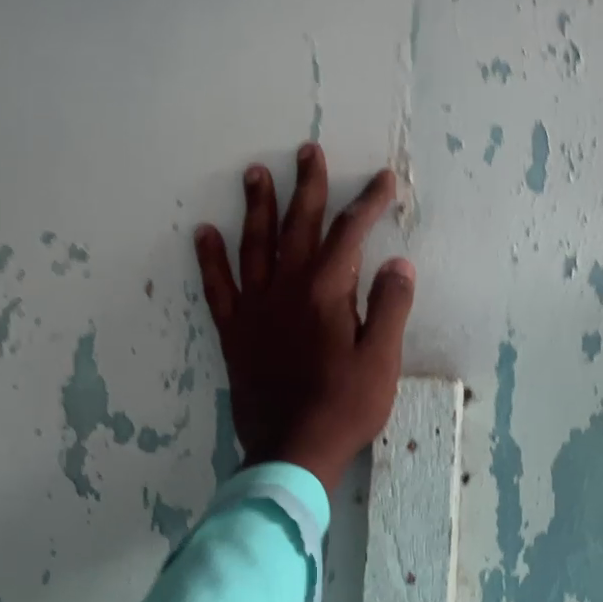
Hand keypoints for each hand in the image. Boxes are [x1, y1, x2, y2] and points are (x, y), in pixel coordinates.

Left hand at [194, 144, 414, 491]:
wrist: (293, 450)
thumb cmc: (347, 405)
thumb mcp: (383, 359)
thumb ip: (390, 306)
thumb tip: (397, 263)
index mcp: (327, 293)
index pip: (350, 235)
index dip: (367, 203)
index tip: (382, 179)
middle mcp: (287, 290)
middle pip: (298, 227)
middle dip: (307, 187)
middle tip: (308, 151)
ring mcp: (256, 309)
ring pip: (254, 246)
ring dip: (257, 207)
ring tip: (255, 173)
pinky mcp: (235, 333)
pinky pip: (218, 287)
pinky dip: (210, 259)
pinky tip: (204, 233)